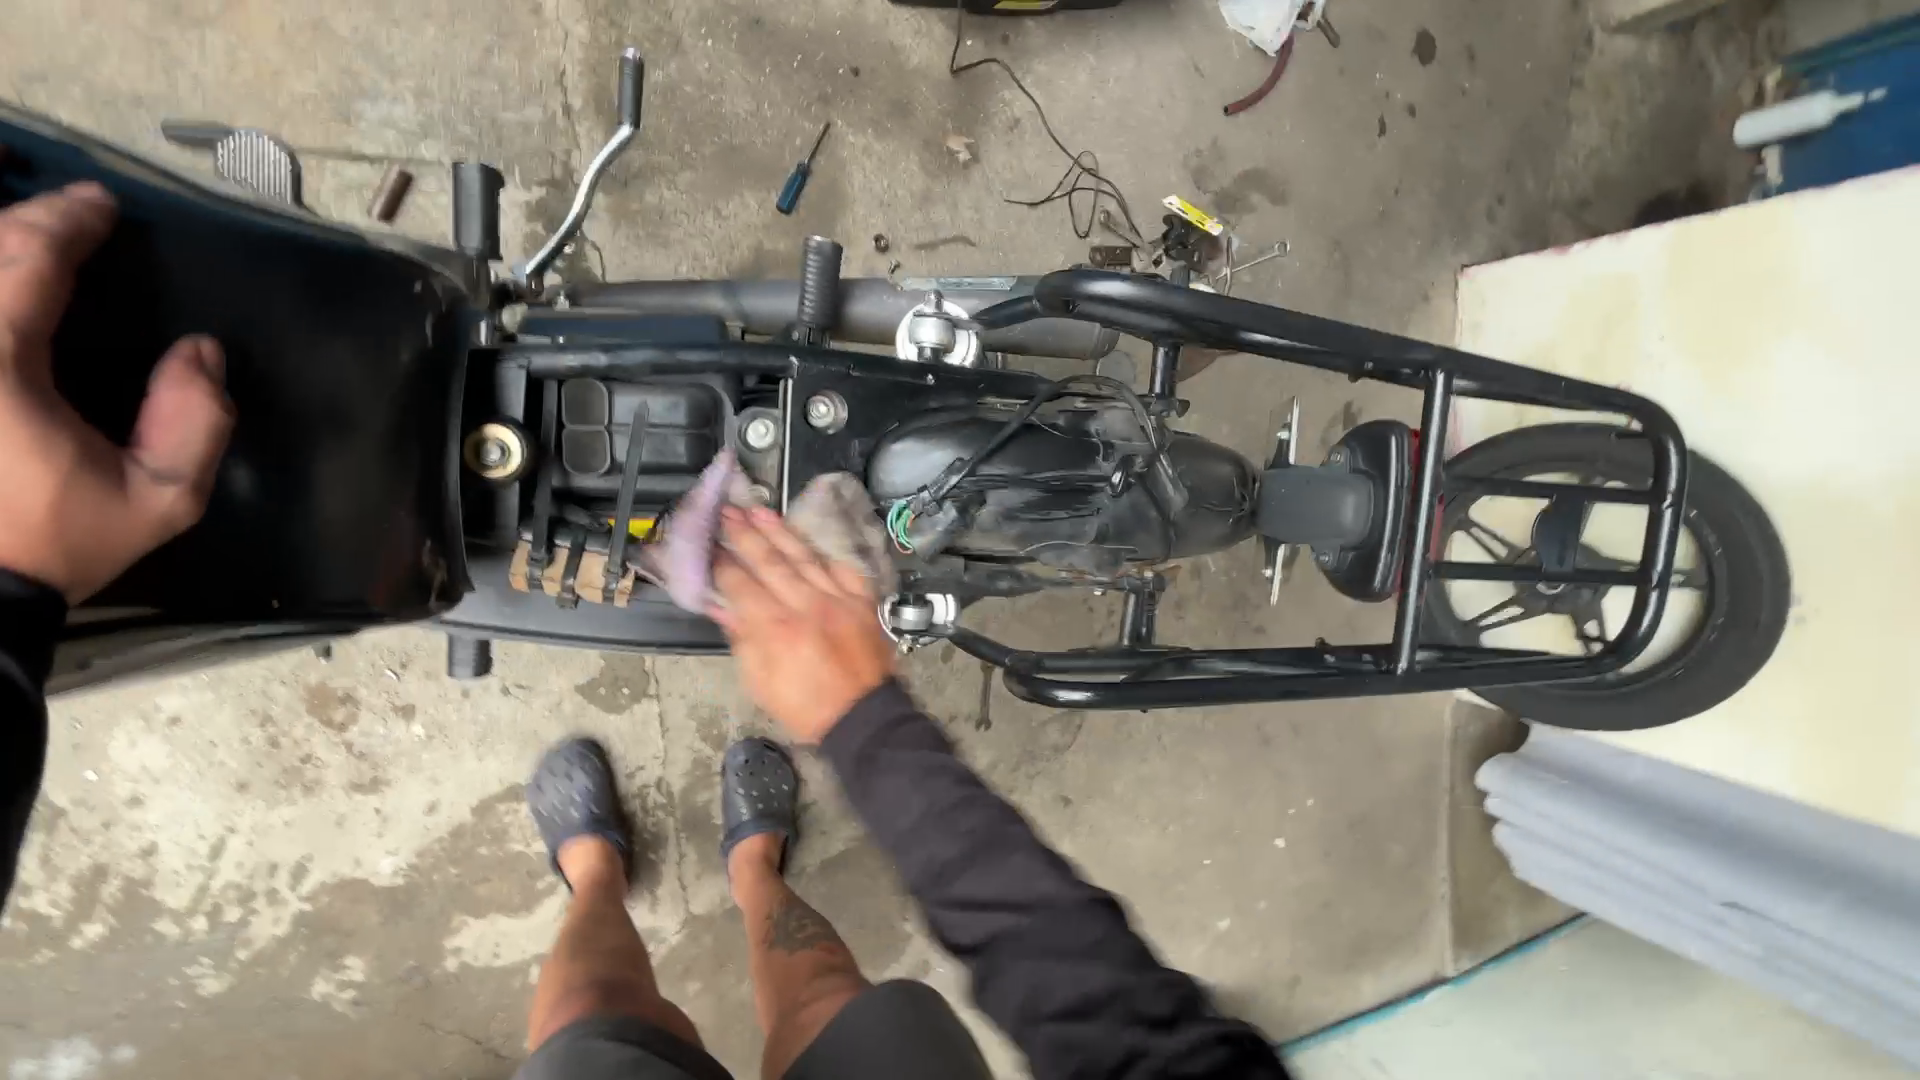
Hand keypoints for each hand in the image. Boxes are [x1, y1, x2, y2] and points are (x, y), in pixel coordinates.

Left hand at [0, 181, 233, 602]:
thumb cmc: (60, 541)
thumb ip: (195, 420)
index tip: (99, 204)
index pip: (24, 264)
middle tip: (55, 209)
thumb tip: (200, 350)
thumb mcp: (163, 494)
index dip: (64, 224)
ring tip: (19, 242)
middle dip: (12, 223)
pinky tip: (6, 289)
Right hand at [709, 505, 895, 743]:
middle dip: (745, 534)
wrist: (863, 716)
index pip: (742, 584)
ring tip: (760, 511)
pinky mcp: (863, 600)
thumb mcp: (761, 682)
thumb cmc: (807, 706)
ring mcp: (838, 599)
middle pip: (770, 561)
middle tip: (728, 511)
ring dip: (779, 532)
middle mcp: (807, 605)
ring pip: (804, 556)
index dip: (722, 563)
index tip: (708, 544)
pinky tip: (807, 539)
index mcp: (777, 628)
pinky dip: (823, 553)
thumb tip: (725, 608)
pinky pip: (841, 568)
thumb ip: (743, 640)